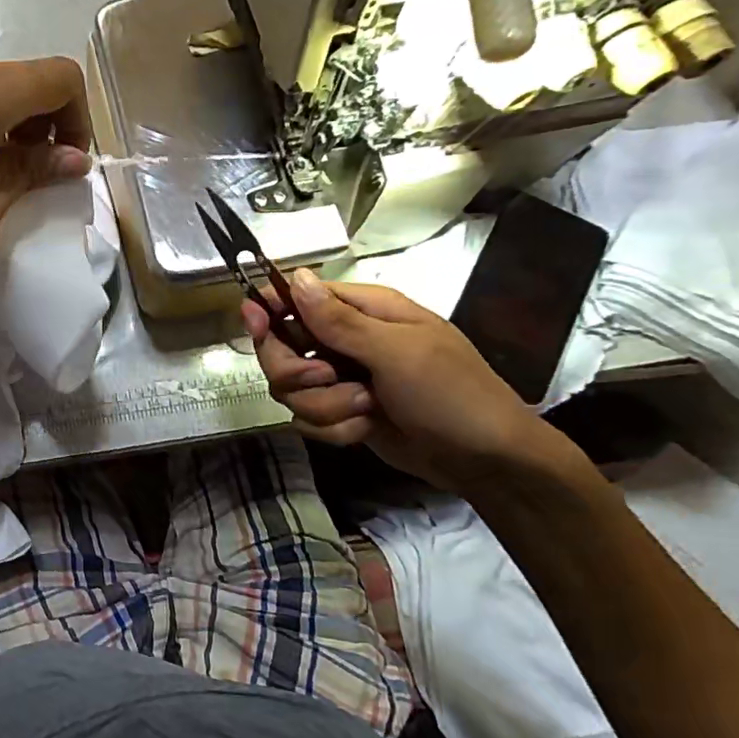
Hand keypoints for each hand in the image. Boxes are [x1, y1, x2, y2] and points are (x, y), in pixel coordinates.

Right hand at [244, 271, 566, 491]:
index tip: (254, 324)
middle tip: (329, 379)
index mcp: (363, 311)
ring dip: (324, 406)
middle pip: (281, 348)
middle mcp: (344, 341)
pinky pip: (306, 418)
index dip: (270, 309)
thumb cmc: (451, 393)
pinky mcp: (341, 413)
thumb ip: (339, 320)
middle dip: (297, 371)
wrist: (484, 460)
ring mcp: (341, 379)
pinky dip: (332, 429)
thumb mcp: (397, 352)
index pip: (298, 298)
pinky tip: (363, 430)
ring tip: (365, 409)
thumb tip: (296, 277)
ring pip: (290, 388)